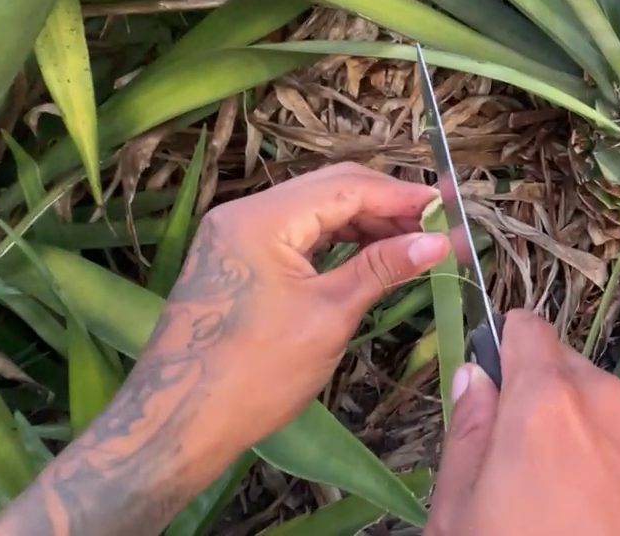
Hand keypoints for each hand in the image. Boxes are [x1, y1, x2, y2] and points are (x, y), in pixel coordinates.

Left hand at [146, 163, 449, 467]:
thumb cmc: (254, 374)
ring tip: (413, 239)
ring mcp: (239, 233)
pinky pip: (302, 228)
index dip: (403, 196)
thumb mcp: (330, 315)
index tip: (447, 208)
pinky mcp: (240, 255)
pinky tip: (374, 249)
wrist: (173, 432)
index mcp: (262, 219)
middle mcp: (246, 213)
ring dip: (368, 219)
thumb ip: (385, 266)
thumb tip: (439, 241)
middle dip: (389, 203)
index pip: (349, 187)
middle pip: (335, 187)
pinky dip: (342, 235)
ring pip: (320, 206)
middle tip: (436, 223)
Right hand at [427, 311, 619, 535]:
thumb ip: (467, 431)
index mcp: (545, 397)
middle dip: (533, 391)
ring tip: (550, 492)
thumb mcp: (460, 515)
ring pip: (594, 398)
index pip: (526, 327)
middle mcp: (600, 395)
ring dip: (570, 422)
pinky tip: (589, 507)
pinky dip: (602, 448)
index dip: (502, 343)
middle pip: (560, 364)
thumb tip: (474, 374)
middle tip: (510, 456)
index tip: (489, 375)